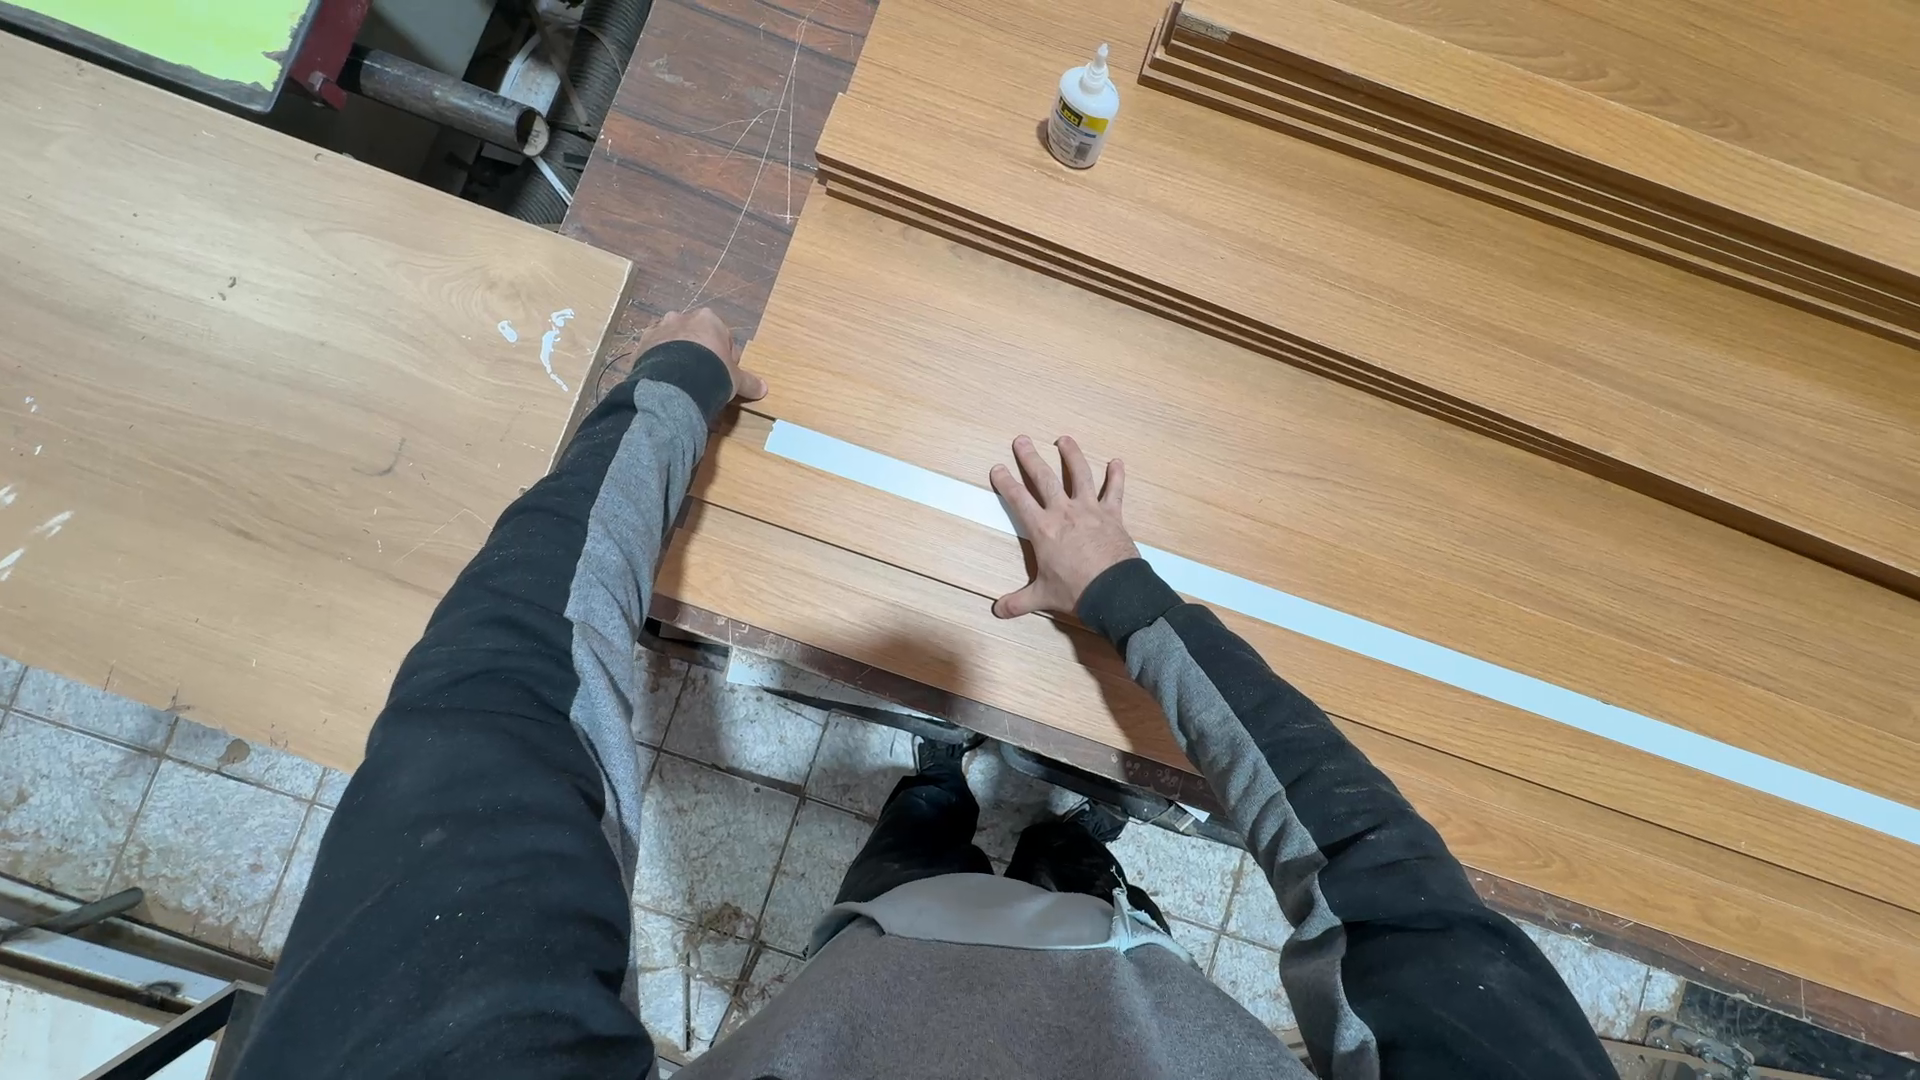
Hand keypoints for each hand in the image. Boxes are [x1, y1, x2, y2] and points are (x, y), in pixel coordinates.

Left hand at [637, 307, 767, 401]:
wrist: (675, 383)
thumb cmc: (712, 373)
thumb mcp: (736, 380)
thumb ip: (749, 382)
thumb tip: (763, 388)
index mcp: (708, 319)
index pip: (723, 335)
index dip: (726, 356)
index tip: (725, 373)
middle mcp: (682, 318)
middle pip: (695, 335)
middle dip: (699, 352)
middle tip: (704, 377)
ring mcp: (658, 329)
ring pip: (672, 342)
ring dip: (678, 356)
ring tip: (683, 380)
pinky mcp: (641, 344)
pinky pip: (653, 353)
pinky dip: (659, 363)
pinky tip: (667, 381)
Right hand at [989, 435, 1139, 618]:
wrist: (1114, 591)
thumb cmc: (1076, 591)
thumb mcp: (1042, 597)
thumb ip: (1019, 602)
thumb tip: (997, 611)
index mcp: (1043, 529)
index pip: (1019, 500)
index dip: (1006, 483)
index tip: (997, 468)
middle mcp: (1064, 512)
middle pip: (1044, 478)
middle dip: (1030, 458)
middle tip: (1021, 440)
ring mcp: (1089, 510)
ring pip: (1079, 475)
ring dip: (1071, 455)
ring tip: (1064, 439)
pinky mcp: (1112, 515)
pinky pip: (1114, 491)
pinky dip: (1116, 476)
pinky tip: (1117, 462)